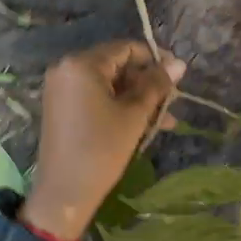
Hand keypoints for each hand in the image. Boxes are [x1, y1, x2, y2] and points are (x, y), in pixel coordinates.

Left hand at [22, 40, 183, 240]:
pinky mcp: (61, 107)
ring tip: (164, 121)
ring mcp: (61, 88)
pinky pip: (94, 97)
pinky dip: (117, 106)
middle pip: (116, 65)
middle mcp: (66, 68)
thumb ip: (156, 85)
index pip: (125, 48)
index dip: (154, 59)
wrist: (65, 192)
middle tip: (172, 103)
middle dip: (146, 83)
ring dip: (136, 99)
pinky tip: (142, 125)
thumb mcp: (134, 115)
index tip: (178, 77)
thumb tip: (179, 63)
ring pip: (108, 85)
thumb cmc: (102, 148)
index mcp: (81, 64)